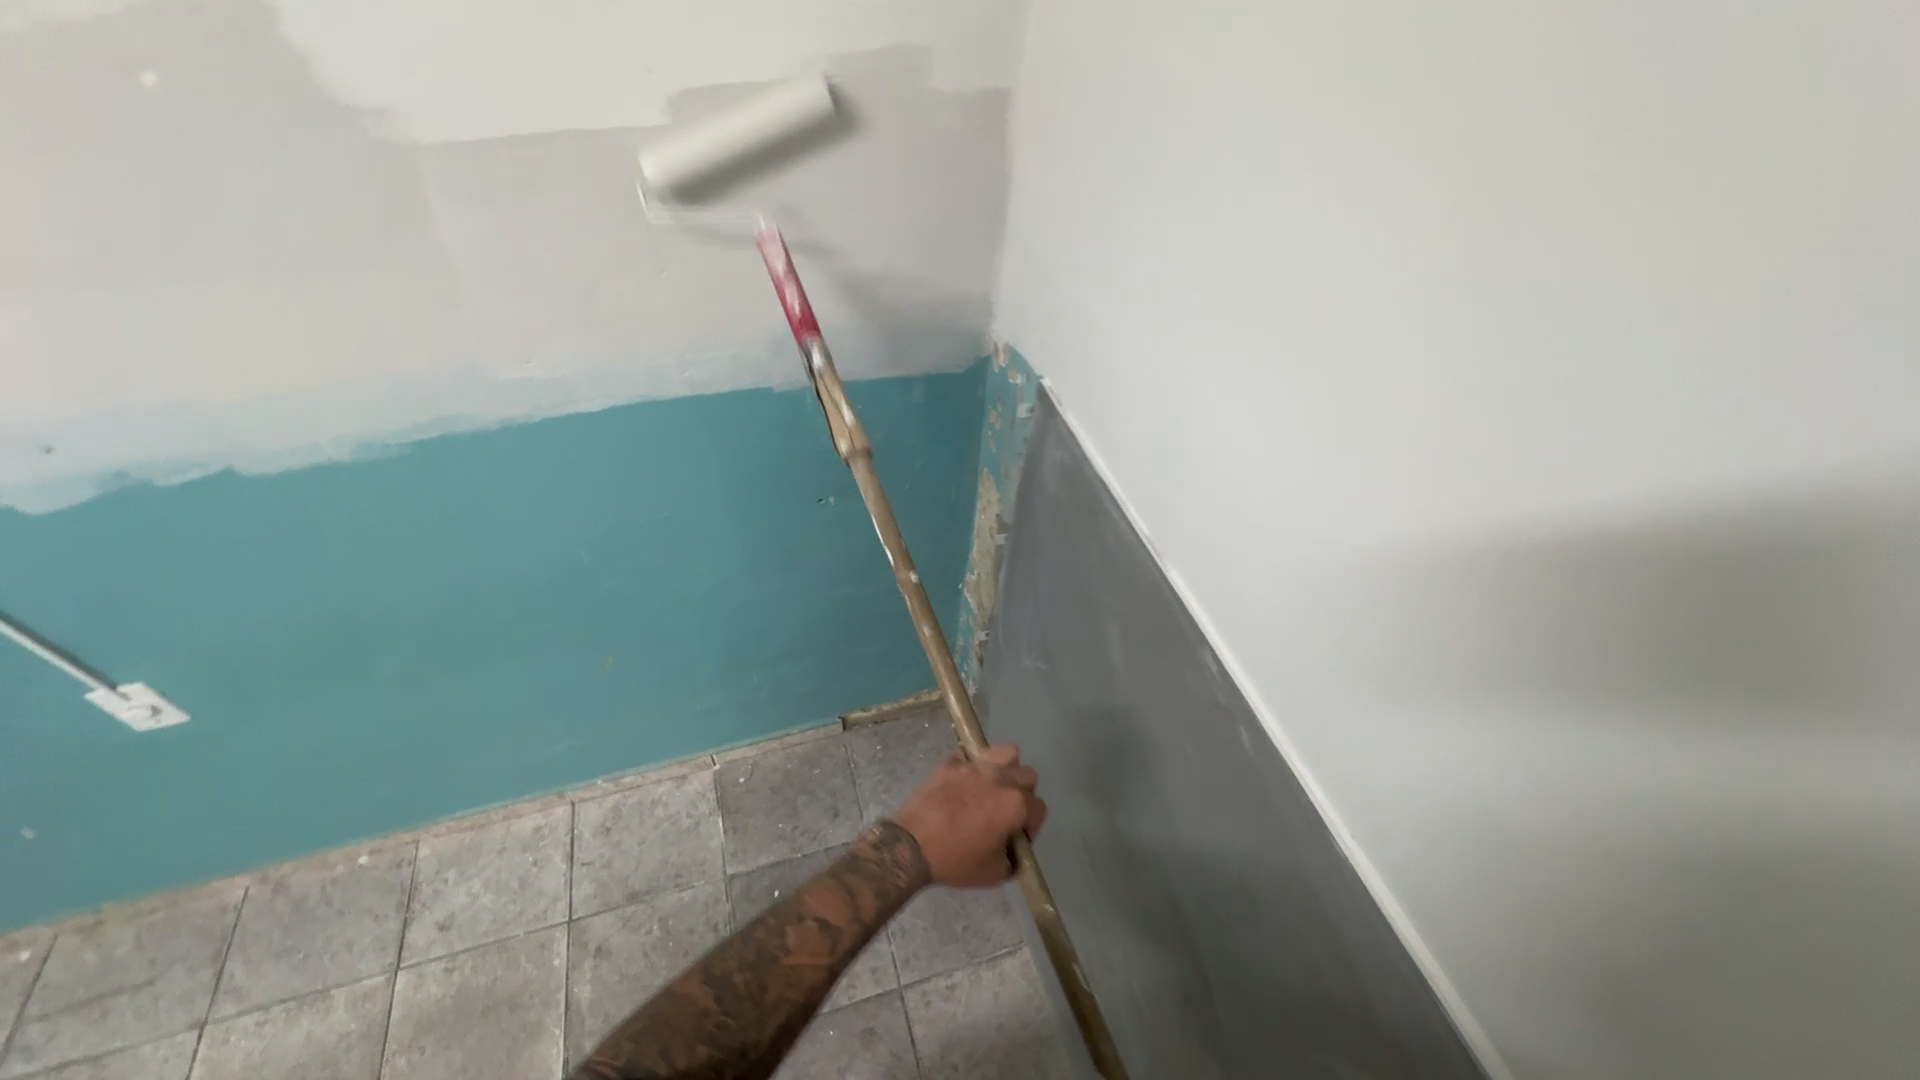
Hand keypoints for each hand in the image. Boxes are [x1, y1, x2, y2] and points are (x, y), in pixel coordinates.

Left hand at [892, 744, 1047, 888]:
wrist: (911, 846)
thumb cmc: (955, 860)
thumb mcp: (994, 874)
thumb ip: (1013, 861)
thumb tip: (1014, 853)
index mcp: (1015, 804)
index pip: (1039, 809)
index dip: (1032, 827)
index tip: (1017, 840)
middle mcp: (1000, 779)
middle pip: (1027, 776)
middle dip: (1023, 795)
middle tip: (1006, 813)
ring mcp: (974, 767)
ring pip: (1005, 752)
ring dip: (1005, 768)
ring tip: (993, 787)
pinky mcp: (950, 764)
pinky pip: (969, 757)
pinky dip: (970, 767)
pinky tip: (963, 784)